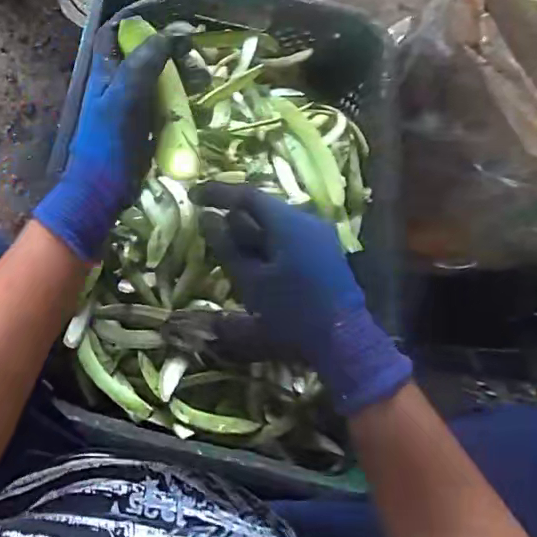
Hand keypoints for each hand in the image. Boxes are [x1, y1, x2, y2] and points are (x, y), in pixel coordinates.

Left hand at [33, 1, 176, 259]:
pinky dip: (180, 97)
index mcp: (105, 71)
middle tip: (193, 53)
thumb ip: (145, 62)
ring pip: (158, 76)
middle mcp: (116, 82)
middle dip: (170, 47)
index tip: (161, 6)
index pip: (115, 30)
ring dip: (180, 73)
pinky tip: (195, 102)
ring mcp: (130, 104)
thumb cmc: (109, 143)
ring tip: (201, 82)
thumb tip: (171, 32)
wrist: (102, 191)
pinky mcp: (143, 125)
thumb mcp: (126, 97)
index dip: (134, 14)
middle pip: (144, 51)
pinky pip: (165, 101)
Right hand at [195, 183, 409, 415]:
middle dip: (233, 217)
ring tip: (228, 251)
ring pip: (274, 224)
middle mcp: (307, 220)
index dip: (216, 193)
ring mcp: (319, 236)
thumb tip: (207, 218)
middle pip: (261, 208)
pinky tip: (253, 263)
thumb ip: (226, 246)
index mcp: (288, 222)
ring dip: (249, 233)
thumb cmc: (291, 312)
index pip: (246, 195)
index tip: (191, 197)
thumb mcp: (250, 281)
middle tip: (207, 229)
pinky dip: (266, 244)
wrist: (345, 343)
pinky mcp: (324, 253)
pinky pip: (288, 237)